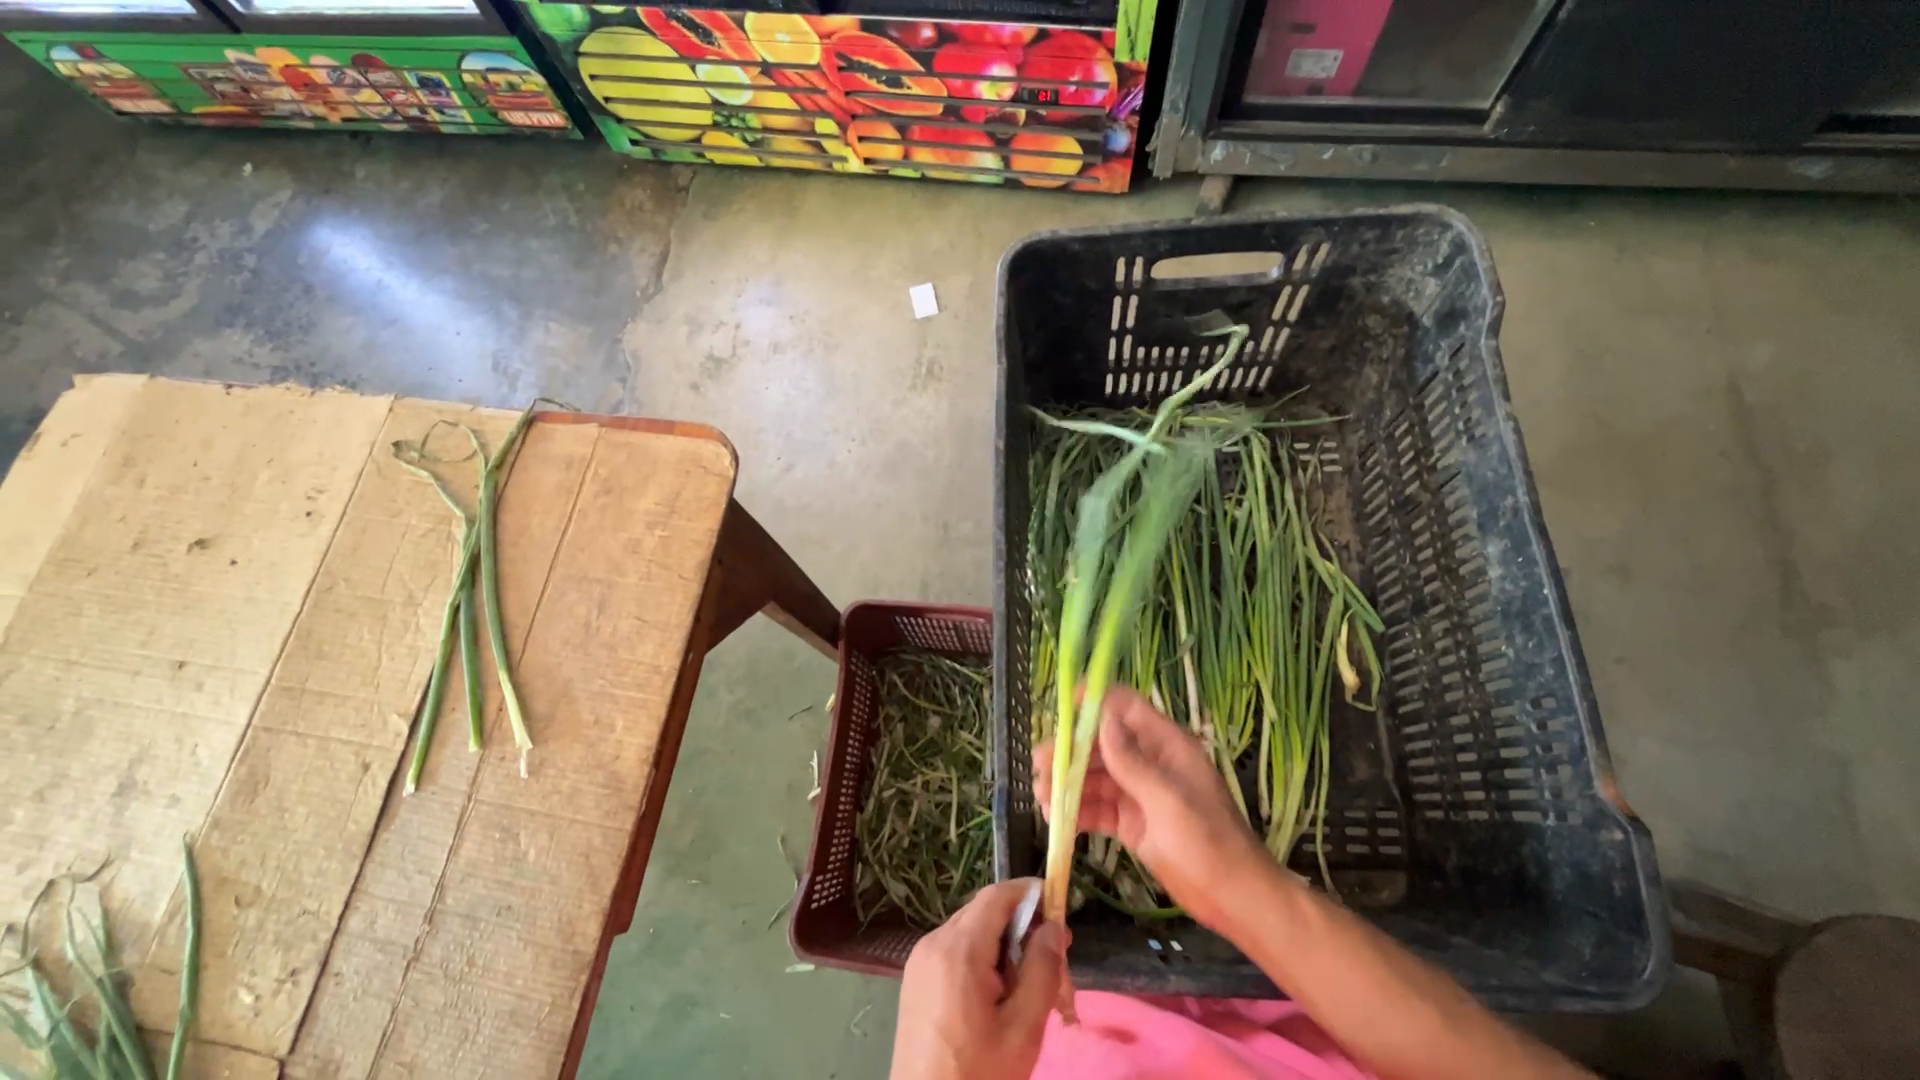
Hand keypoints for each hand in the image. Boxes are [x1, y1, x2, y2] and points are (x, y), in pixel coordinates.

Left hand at [890, 879, 1066, 1079]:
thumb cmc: (978, 1075)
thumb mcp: (1022, 1029)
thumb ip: (1042, 971)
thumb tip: (1053, 926)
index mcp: (957, 949)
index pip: (998, 895)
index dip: (1031, 894)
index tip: (1061, 911)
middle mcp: (933, 942)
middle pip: (984, 912)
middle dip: (1022, 926)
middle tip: (1054, 960)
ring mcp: (920, 960)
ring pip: (971, 931)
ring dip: (1003, 946)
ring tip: (1029, 987)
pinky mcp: (916, 978)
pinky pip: (955, 950)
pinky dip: (982, 959)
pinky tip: (999, 997)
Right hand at [1034, 685, 1264, 930]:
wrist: (1234, 899)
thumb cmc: (1209, 843)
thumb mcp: (1168, 800)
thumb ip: (1133, 761)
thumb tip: (1103, 718)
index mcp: (1166, 745)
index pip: (1126, 708)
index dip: (1094, 703)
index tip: (1061, 709)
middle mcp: (1150, 763)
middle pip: (1102, 744)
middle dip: (1070, 752)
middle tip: (1041, 766)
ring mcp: (1140, 793)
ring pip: (1096, 778)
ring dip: (1068, 785)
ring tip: (1041, 797)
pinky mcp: (1132, 822)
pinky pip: (1099, 808)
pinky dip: (1077, 811)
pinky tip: (1055, 819)